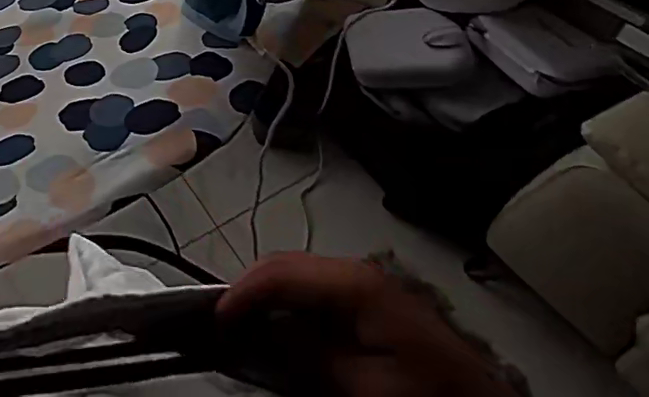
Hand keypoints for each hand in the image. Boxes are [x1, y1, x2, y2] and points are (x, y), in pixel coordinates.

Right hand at [217, 253, 518, 396]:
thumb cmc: (431, 396)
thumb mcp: (364, 386)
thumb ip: (309, 356)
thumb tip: (261, 335)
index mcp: (356, 282)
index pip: (281, 272)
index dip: (242, 292)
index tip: (217, 317)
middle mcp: (358, 271)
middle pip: (286, 266)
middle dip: (253, 290)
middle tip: (226, 321)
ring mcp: (365, 283)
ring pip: (299, 276)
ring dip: (271, 298)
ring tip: (247, 324)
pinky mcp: (371, 301)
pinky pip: (317, 293)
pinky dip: (293, 307)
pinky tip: (283, 329)